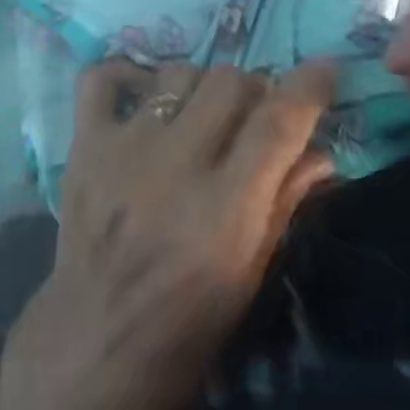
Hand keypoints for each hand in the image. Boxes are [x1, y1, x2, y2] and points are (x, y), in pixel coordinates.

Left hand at [0, 60, 336, 409]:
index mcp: (224, 208)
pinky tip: (144, 94)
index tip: (324, 69)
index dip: (307, 87)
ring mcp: (124, 146)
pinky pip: (101, 77)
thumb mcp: (250, 275)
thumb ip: (285, 203)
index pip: (276, 124)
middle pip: (229, 82)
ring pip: (178, 72)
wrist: (97, 340)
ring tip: (201, 116)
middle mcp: (174, 164)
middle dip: (254, 90)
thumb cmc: (187, 321)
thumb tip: (322, 151)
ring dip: (202, 86)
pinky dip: (126, 73)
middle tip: (252, 117)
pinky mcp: (85, 142)